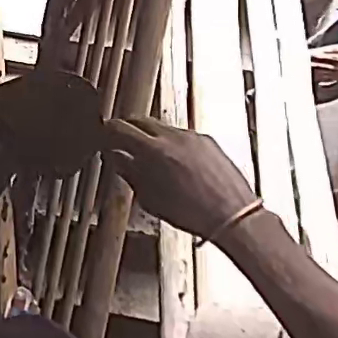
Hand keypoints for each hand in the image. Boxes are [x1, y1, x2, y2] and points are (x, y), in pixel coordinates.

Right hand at [103, 117, 257, 239]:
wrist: (234, 217)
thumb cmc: (193, 213)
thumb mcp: (149, 197)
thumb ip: (128, 172)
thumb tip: (116, 158)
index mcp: (153, 151)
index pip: (119, 128)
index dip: (107, 131)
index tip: (103, 136)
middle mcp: (172, 137)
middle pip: (140, 120)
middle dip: (127, 129)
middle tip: (120, 141)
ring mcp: (192, 136)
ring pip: (161, 126)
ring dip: (149, 136)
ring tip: (148, 155)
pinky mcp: (207, 140)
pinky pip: (181, 134)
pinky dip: (171, 142)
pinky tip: (173, 161)